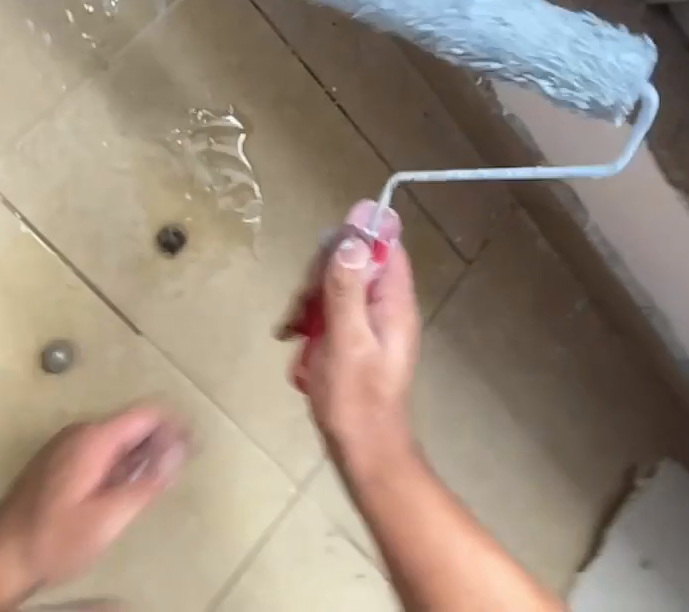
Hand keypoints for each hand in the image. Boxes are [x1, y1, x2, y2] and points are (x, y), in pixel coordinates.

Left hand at [0, 404, 189, 590]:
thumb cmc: (56, 539)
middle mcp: (81, 431)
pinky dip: (119, 462)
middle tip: (177, 472)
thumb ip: (147, 481)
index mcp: (95, 438)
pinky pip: (100, 449)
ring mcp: (67, 443)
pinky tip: (121, 492)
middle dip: (159, 442)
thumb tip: (181, 448)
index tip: (193, 446)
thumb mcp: (108, 517)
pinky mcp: (59, 459)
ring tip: (153, 485)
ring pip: (117, 437)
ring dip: (140, 454)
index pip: (147, 412)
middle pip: (133, 423)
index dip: (175, 423)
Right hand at [304, 201, 419, 475]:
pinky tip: (294, 340)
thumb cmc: (357, 400)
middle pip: (352, 261)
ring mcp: (366, 320)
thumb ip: (347, 288)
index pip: (385, 245)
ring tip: (294, 330)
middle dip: (320, 277)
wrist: (362, 452)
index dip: (355, 238)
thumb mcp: (348, 340)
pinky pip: (326, 308)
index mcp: (395, 301)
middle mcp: (384, 304)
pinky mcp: (349, 335)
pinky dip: (307, 320)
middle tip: (302, 308)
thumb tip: (352, 236)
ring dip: (308, 301)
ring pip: (333, 283)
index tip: (325, 256)